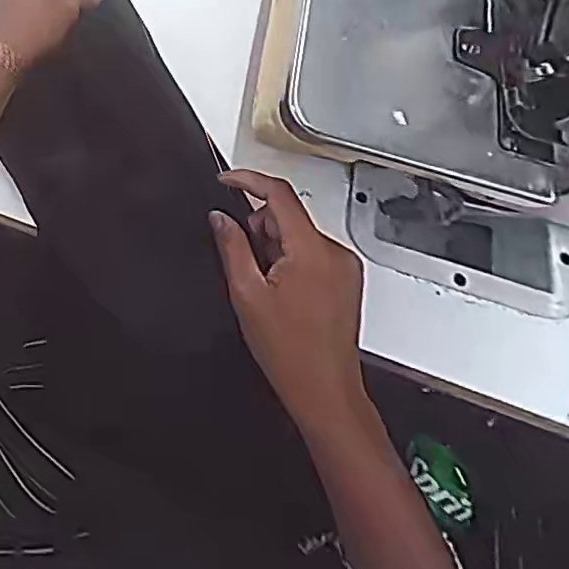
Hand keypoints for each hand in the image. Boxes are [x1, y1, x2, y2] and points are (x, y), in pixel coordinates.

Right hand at [210, 169, 366, 428]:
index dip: (248, 180)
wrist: (324, 389)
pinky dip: (292, 258)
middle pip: (288, 214)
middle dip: (260, 229)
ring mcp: (345, 264)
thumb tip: (221, 218)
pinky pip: (313, 250)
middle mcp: (335, 252)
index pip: (279, 193)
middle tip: (248, 265)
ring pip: (299, 232)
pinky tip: (284, 290)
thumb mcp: (247, 294)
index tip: (228, 180)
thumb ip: (232, 246)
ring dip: (276, 246)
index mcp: (311, 251)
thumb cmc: (291, 353)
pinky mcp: (347, 276)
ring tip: (269, 287)